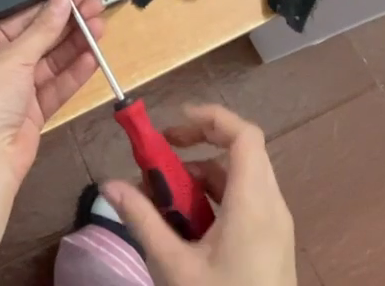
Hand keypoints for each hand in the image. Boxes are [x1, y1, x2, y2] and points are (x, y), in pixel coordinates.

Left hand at [0, 0, 106, 182]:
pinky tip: (92, 57)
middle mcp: (2, 65)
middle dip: (67, 24)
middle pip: (41, 39)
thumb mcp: (13, 57)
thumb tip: (62, 0)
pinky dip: (74, 73)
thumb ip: (42, 30)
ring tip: (100, 28)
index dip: (50, 8)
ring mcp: (19, 89)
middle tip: (95, 9)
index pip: (23, 20)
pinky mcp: (35, 111)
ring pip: (52, 61)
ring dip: (76, 45)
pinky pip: (57, 86)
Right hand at [101, 103, 296, 285]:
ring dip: (201, 177)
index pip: (243, 134)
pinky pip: (245, 204)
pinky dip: (214, 200)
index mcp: (254, 204)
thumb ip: (141, 219)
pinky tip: (187, 229)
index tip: (170, 127)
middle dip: (196, 147)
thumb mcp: (173, 266)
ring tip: (165, 202)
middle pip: (239, 152)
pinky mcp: (273, 248)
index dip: (209, 118)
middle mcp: (272, 208)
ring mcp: (276, 229)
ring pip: (240, 179)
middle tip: (159, 159)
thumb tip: (108, 184)